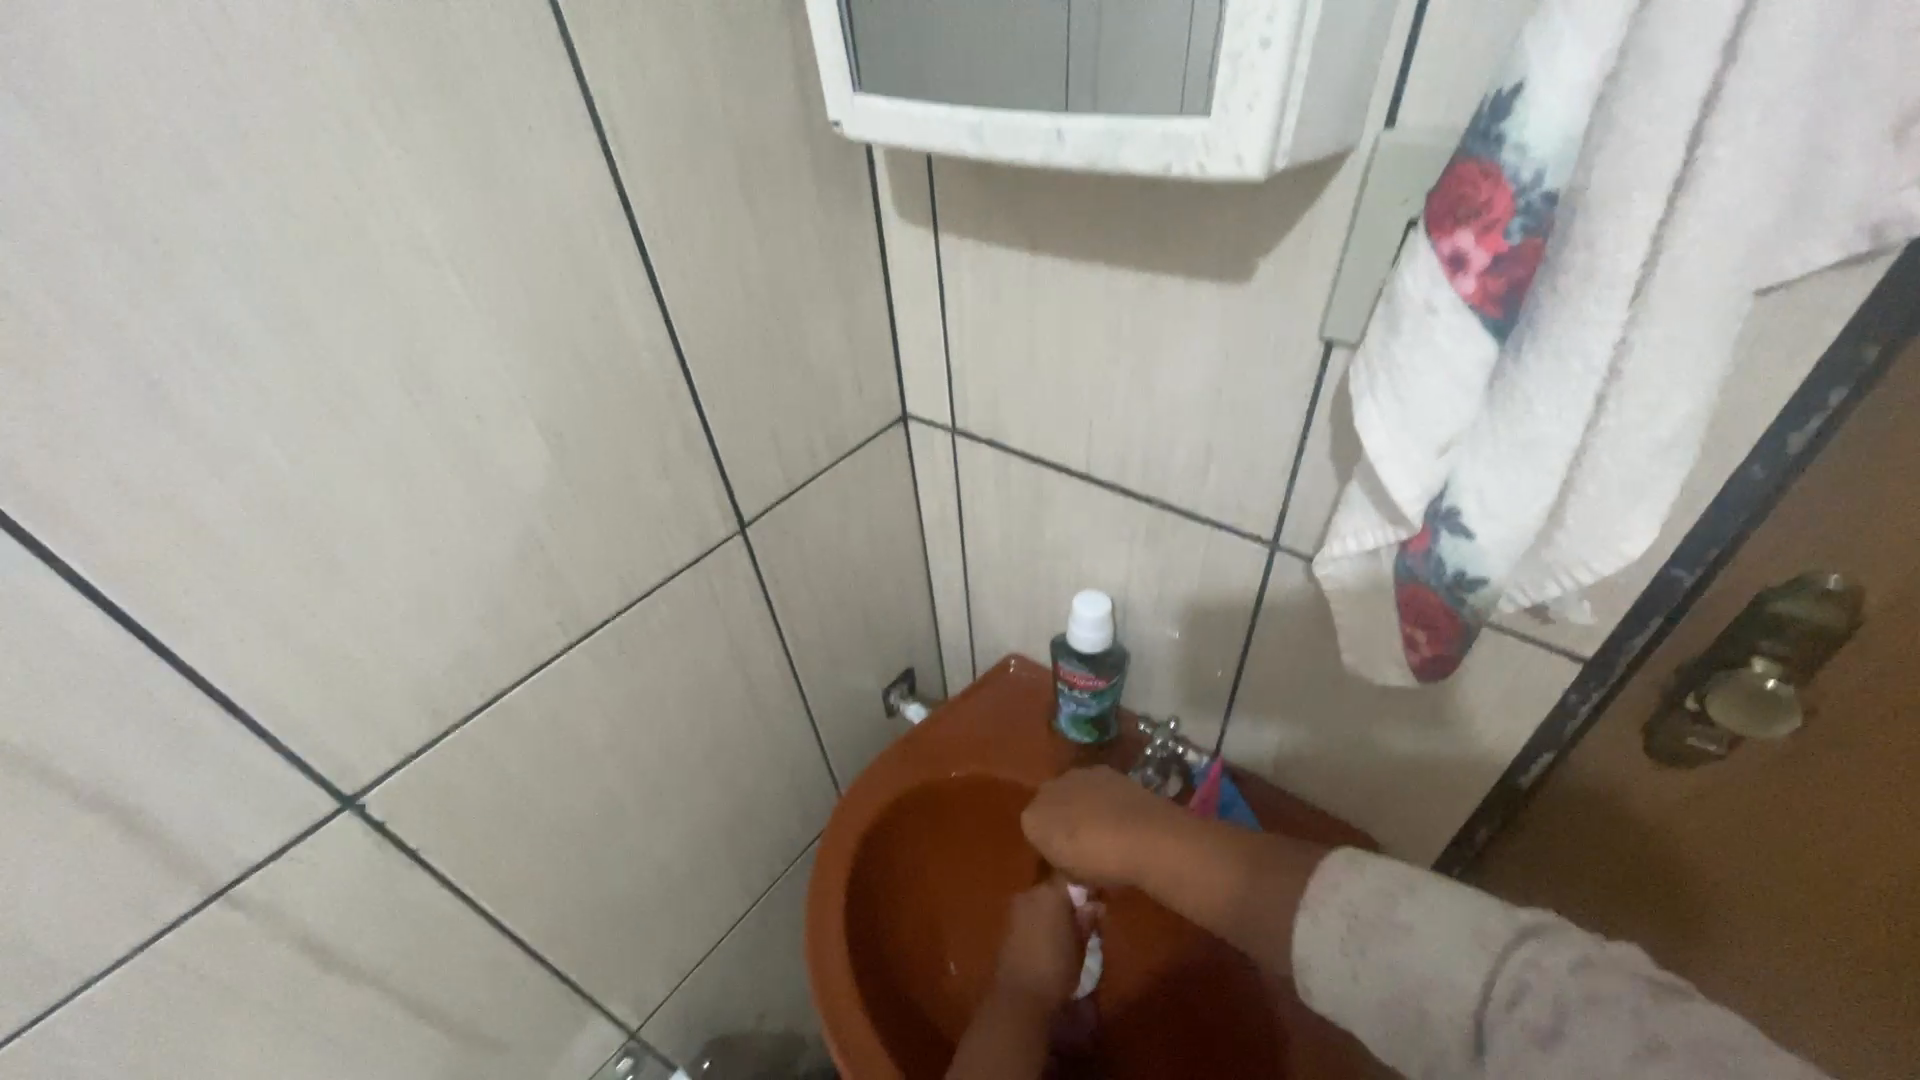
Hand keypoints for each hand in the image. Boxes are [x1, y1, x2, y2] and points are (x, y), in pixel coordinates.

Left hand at [991, 879, 1083, 1006]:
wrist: (1019, 996)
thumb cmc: (1057, 968)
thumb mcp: (1080, 946)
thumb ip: (1086, 920)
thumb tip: (1095, 904)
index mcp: (1051, 892)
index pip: (1069, 876)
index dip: (1082, 885)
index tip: (1095, 897)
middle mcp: (1030, 893)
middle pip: (1052, 889)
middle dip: (1066, 900)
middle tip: (1082, 919)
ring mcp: (1015, 908)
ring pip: (1039, 902)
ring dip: (1051, 912)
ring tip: (1066, 933)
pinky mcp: (1006, 925)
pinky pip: (1028, 916)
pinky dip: (1038, 923)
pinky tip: (1047, 941)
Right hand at [1022, 766, 1187, 886]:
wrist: (1142, 836)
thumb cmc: (1099, 864)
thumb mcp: (1073, 877)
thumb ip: (1062, 862)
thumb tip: (1068, 858)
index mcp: (1031, 819)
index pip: (1033, 832)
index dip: (1050, 846)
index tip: (1067, 860)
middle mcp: (1047, 790)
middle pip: (1050, 806)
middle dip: (1062, 819)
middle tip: (1083, 843)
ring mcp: (1076, 776)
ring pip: (1073, 793)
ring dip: (1082, 805)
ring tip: (1106, 829)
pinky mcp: (1104, 769)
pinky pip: (1096, 788)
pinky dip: (1103, 797)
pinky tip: (1121, 815)